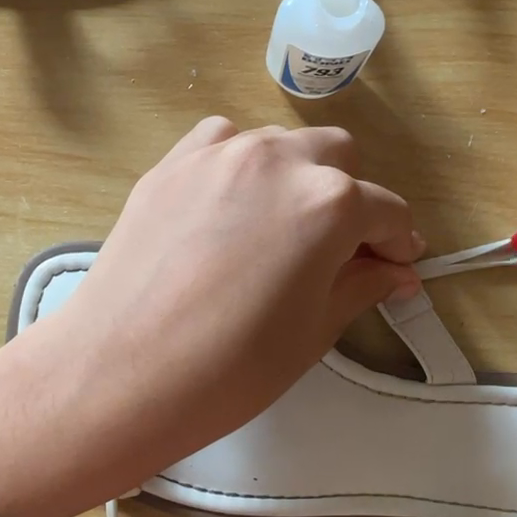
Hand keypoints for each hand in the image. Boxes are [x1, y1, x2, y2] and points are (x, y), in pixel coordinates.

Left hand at [0, 118, 422, 516]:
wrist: (118, 372)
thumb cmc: (228, 369)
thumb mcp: (312, 332)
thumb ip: (362, 286)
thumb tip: (398, 272)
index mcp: (328, 203)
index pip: (386, 212)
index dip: (397, 244)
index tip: (395, 268)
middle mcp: (277, 160)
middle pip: (337, 158)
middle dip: (350, 199)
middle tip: (337, 252)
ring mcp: (218, 154)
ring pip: (280, 145)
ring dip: (296, 177)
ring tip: (279, 230)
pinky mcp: (171, 164)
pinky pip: (223, 143)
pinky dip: (241, 165)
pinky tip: (230, 208)